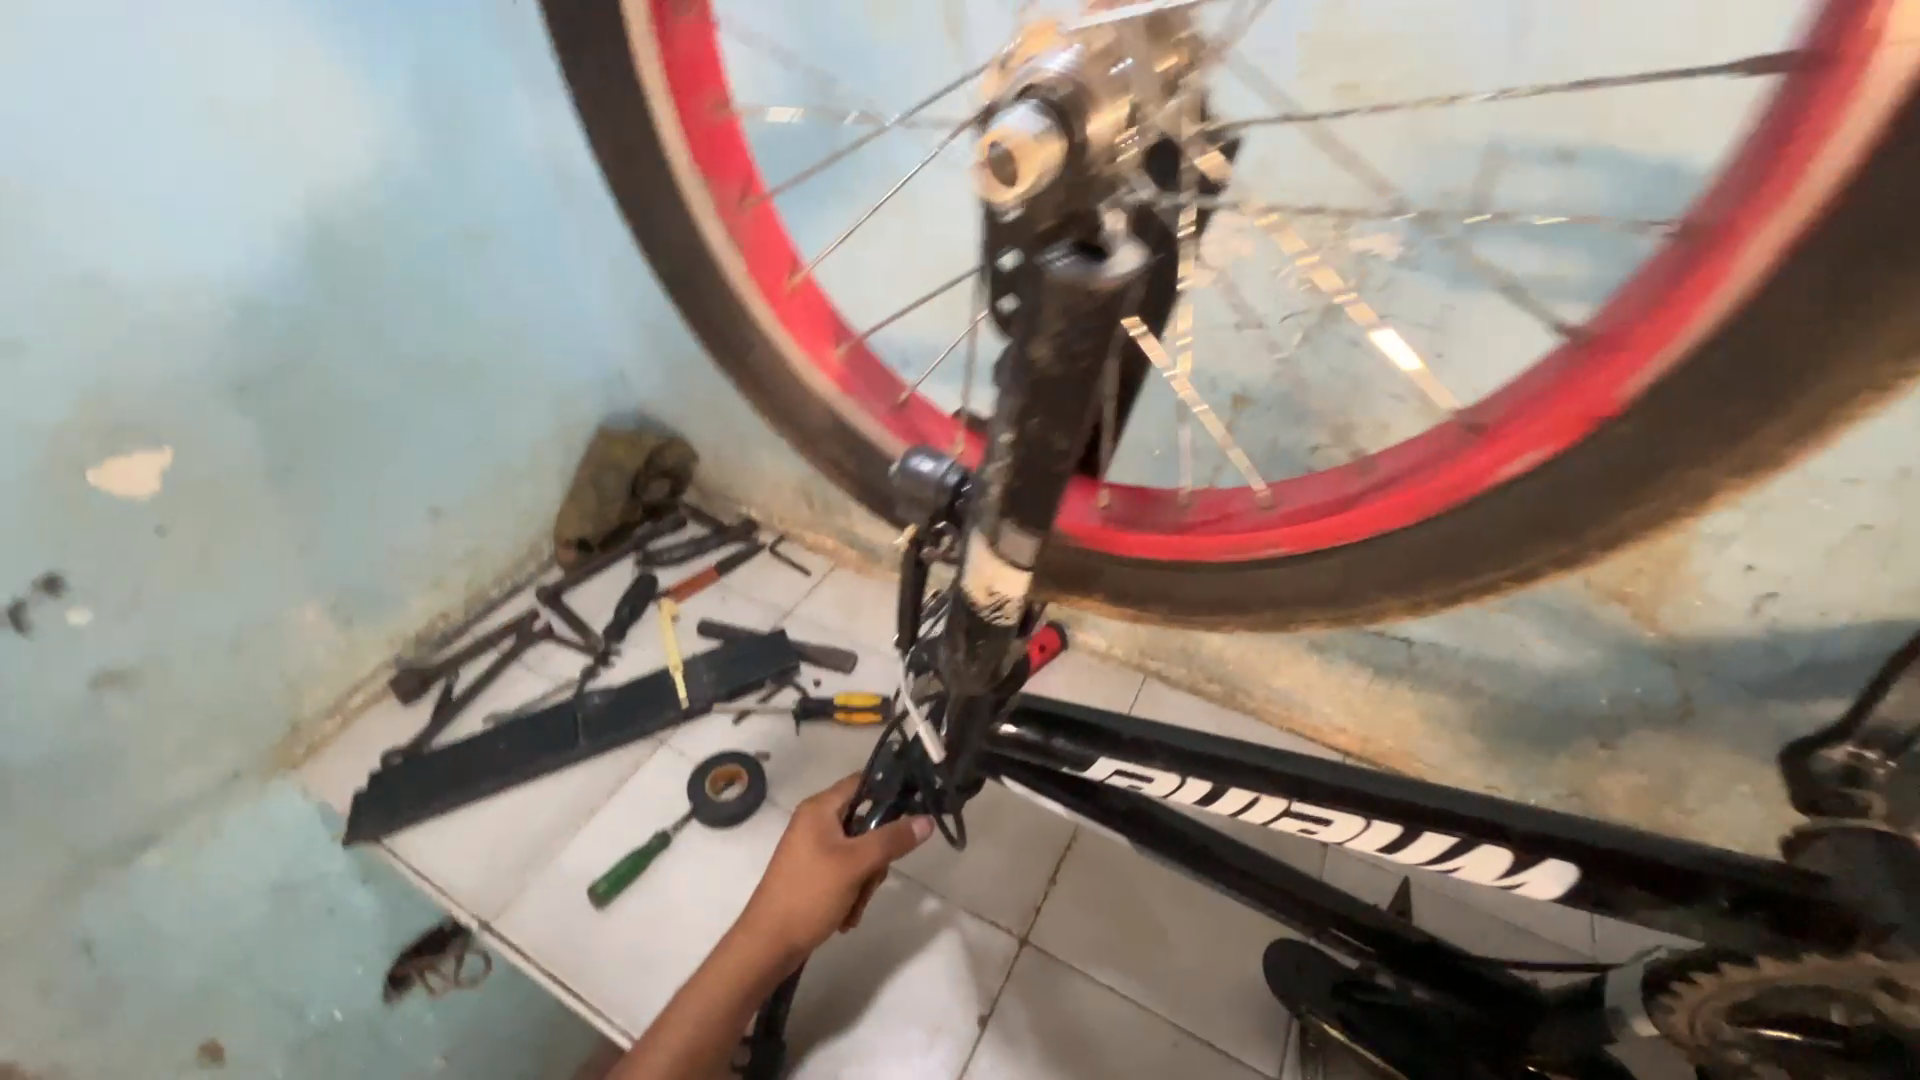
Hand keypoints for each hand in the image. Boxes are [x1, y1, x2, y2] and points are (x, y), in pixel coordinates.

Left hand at [734, 774, 933, 965]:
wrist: (768, 945)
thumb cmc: (809, 893)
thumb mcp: (856, 864)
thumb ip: (893, 839)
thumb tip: (927, 820)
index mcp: (820, 808)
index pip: (863, 782)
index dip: (890, 792)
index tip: (915, 810)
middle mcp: (816, 823)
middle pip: (866, 824)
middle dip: (876, 856)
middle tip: (872, 876)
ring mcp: (814, 850)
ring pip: (860, 853)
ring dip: (865, 881)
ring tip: (854, 903)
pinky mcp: (814, 874)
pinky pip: (846, 873)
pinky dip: (852, 893)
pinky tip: (845, 915)